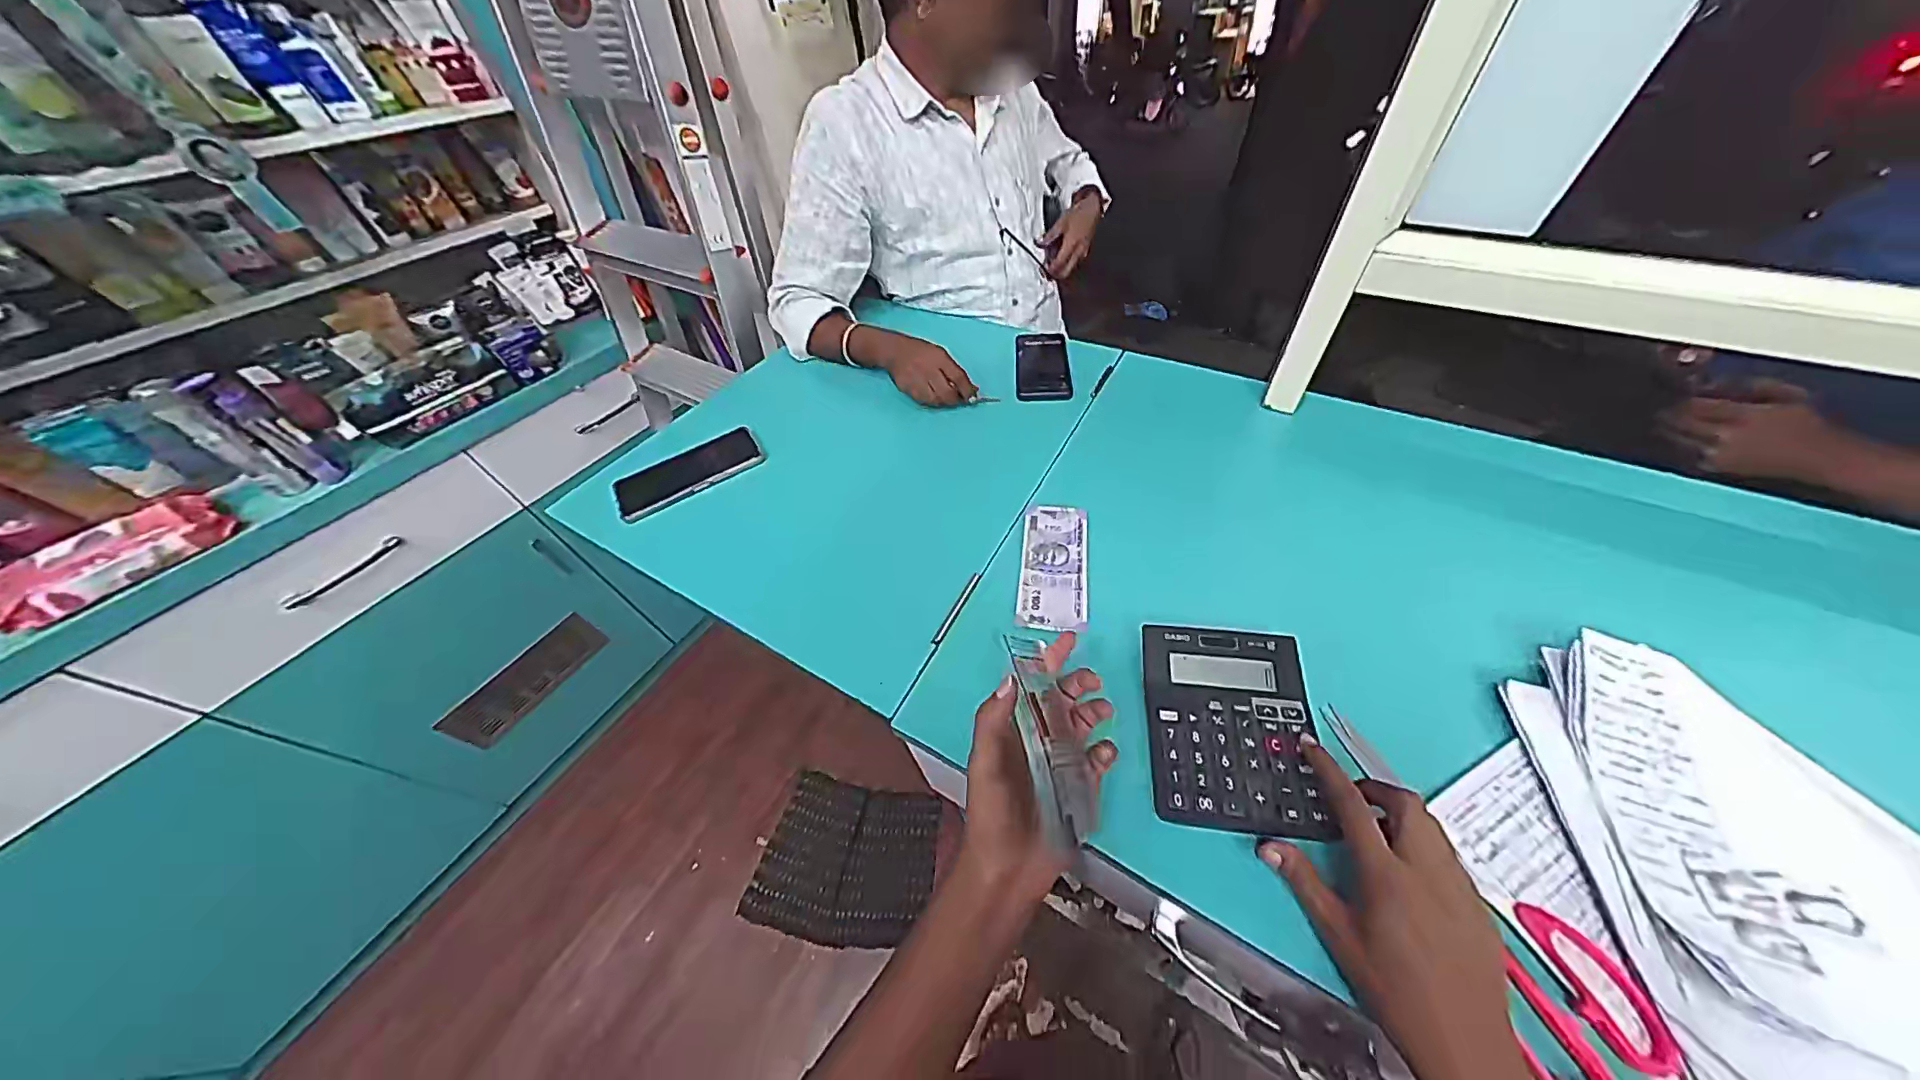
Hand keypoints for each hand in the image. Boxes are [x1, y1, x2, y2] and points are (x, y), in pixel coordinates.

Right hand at [873, 331, 977, 407]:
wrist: (896, 351)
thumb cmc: (922, 352)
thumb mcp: (941, 354)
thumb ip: (955, 370)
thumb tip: (971, 388)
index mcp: (939, 358)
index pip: (958, 377)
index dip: (967, 390)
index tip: (972, 397)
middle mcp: (929, 369)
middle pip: (948, 393)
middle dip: (956, 399)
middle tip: (959, 400)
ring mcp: (917, 381)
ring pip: (937, 400)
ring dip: (945, 402)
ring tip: (946, 398)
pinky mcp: (909, 389)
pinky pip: (925, 401)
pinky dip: (933, 402)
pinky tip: (934, 397)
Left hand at [960, 630, 1116, 902]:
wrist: (1007, 868)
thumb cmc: (990, 816)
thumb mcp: (984, 763)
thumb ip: (992, 721)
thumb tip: (1006, 682)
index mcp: (1013, 730)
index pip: (1031, 686)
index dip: (1048, 661)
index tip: (1066, 642)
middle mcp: (1036, 740)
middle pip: (1062, 700)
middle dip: (1078, 683)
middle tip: (1090, 680)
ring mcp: (1059, 762)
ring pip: (1083, 724)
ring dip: (1094, 712)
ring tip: (1099, 712)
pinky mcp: (1078, 785)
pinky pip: (1097, 760)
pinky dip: (1105, 752)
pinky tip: (1103, 753)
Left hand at [1039, 190, 1101, 279]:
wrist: (1093, 208)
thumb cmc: (1079, 213)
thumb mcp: (1060, 223)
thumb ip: (1050, 236)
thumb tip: (1040, 243)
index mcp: (1071, 245)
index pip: (1059, 264)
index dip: (1050, 269)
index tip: (1045, 269)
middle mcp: (1078, 251)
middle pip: (1066, 272)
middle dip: (1056, 274)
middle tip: (1049, 270)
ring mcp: (1083, 252)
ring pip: (1071, 267)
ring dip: (1062, 268)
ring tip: (1055, 260)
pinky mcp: (1086, 249)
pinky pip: (1076, 261)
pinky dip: (1069, 261)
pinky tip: (1064, 254)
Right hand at [1257, 738, 1529, 1079]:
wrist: (1464, 1042)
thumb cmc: (1395, 991)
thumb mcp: (1338, 934)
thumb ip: (1305, 882)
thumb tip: (1272, 848)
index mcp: (1386, 876)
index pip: (1353, 805)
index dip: (1329, 770)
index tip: (1314, 749)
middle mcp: (1427, 872)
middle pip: (1405, 803)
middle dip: (1375, 788)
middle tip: (1351, 795)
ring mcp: (1459, 887)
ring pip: (1432, 826)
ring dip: (1402, 814)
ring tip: (1376, 831)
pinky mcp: (1478, 905)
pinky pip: (1450, 855)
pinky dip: (1424, 844)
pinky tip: (1409, 871)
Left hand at [1662, 378, 1861, 483]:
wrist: (1822, 458)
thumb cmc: (1809, 423)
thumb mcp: (1789, 396)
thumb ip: (1752, 385)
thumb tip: (1714, 382)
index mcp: (1745, 417)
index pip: (1697, 406)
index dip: (1681, 400)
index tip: (1674, 394)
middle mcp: (1727, 437)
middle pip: (1681, 424)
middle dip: (1667, 414)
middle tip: (1661, 408)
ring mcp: (1719, 454)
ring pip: (1678, 440)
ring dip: (1670, 430)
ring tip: (1665, 421)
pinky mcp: (1717, 468)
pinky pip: (1688, 454)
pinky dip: (1681, 444)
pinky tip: (1681, 437)